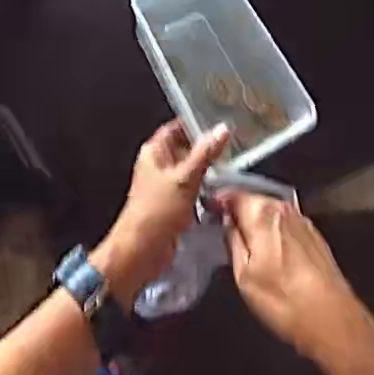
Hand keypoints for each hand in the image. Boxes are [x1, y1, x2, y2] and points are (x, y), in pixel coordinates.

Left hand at [92, 120, 229, 303]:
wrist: (141, 251)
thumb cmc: (157, 211)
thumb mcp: (184, 179)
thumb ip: (204, 154)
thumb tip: (221, 129)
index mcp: (154, 151)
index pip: (177, 127)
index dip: (196, 123)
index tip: (219, 123)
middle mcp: (158, 164)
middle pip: (184, 148)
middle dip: (205, 148)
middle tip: (232, 145)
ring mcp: (165, 184)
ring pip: (189, 169)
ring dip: (206, 170)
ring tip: (231, 165)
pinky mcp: (172, 203)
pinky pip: (190, 188)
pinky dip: (203, 187)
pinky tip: (220, 188)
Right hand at [224, 193, 373, 374]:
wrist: (334, 320)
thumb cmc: (284, 300)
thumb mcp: (243, 275)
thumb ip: (231, 240)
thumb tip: (226, 223)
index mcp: (260, 212)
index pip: (231, 193)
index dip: (217, 201)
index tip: (209, 210)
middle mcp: (281, 207)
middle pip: (252, 200)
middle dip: (239, 211)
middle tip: (226, 230)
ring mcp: (301, 219)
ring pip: (270, 212)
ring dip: (258, 222)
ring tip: (249, 245)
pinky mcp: (315, 235)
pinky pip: (286, 225)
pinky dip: (276, 232)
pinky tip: (274, 255)